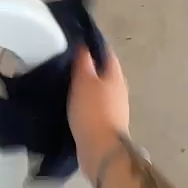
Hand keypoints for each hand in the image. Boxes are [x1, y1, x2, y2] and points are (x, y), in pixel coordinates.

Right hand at [70, 47, 130, 178]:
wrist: (100, 148)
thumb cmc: (92, 110)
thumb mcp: (83, 81)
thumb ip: (83, 62)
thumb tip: (84, 45)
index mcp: (115, 75)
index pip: (106, 52)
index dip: (93, 44)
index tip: (78, 39)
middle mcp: (119, 89)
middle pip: (105, 71)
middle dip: (91, 65)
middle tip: (69, 61)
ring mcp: (116, 108)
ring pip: (101, 89)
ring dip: (88, 85)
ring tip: (68, 82)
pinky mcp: (108, 123)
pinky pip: (96, 105)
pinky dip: (87, 101)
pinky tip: (74, 103)